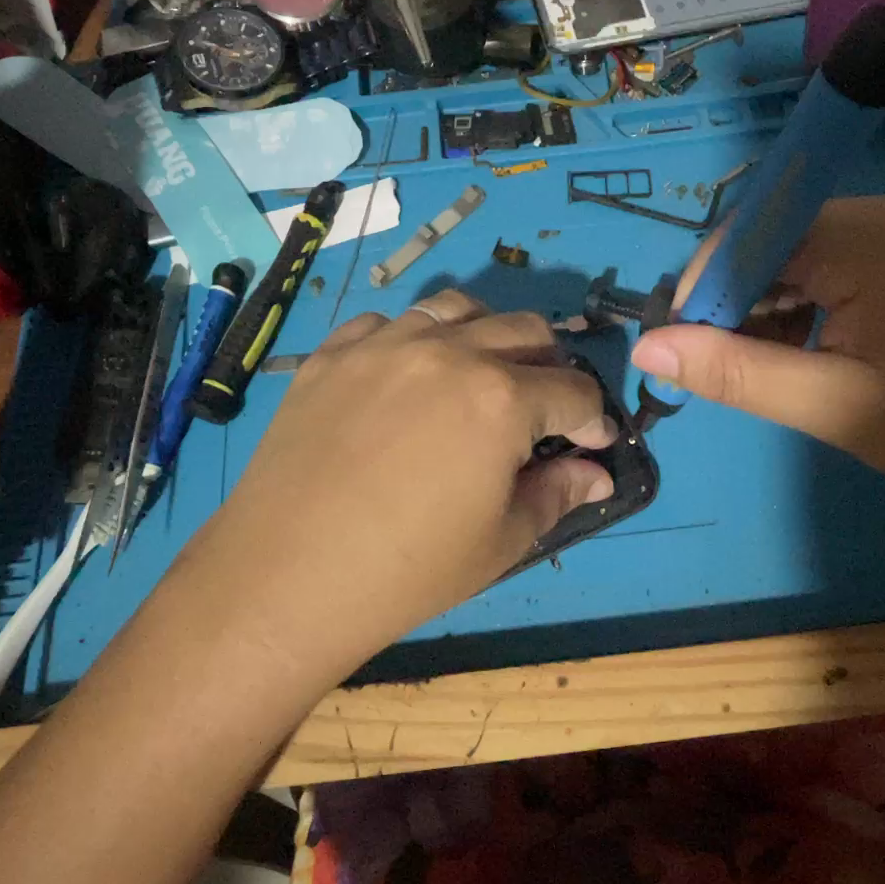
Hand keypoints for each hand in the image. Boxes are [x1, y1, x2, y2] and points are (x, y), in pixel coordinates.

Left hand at [175, 290, 615, 668]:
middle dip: (551, 368)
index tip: (591, 445)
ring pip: (459, 308)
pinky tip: (409, 379)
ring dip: (488, 336)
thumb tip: (598, 474)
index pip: (575, 392)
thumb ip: (558, 494)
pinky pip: (389, 322)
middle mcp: (449, 352)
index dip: (594, 421)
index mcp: (501, 399)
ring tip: (481, 376)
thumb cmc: (409, 570)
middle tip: (543, 410)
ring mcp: (385, 344)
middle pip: (526, 331)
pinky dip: (417, 340)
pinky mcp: (334, 353)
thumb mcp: (501, 541)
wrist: (287, 575)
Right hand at [631, 189, 884, 528]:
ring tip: (768, 365)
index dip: (707, 286)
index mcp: (876, 236)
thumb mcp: (832, 406)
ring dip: (779, 300)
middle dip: (742, 298)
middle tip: (721, 364)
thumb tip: (647, 347)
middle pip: (785, 236)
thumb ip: (735, 371)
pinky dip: (820, 297)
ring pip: (815, 248)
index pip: (756, 233)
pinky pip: (853, 257)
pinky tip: (814, 346)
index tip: (681, 344)